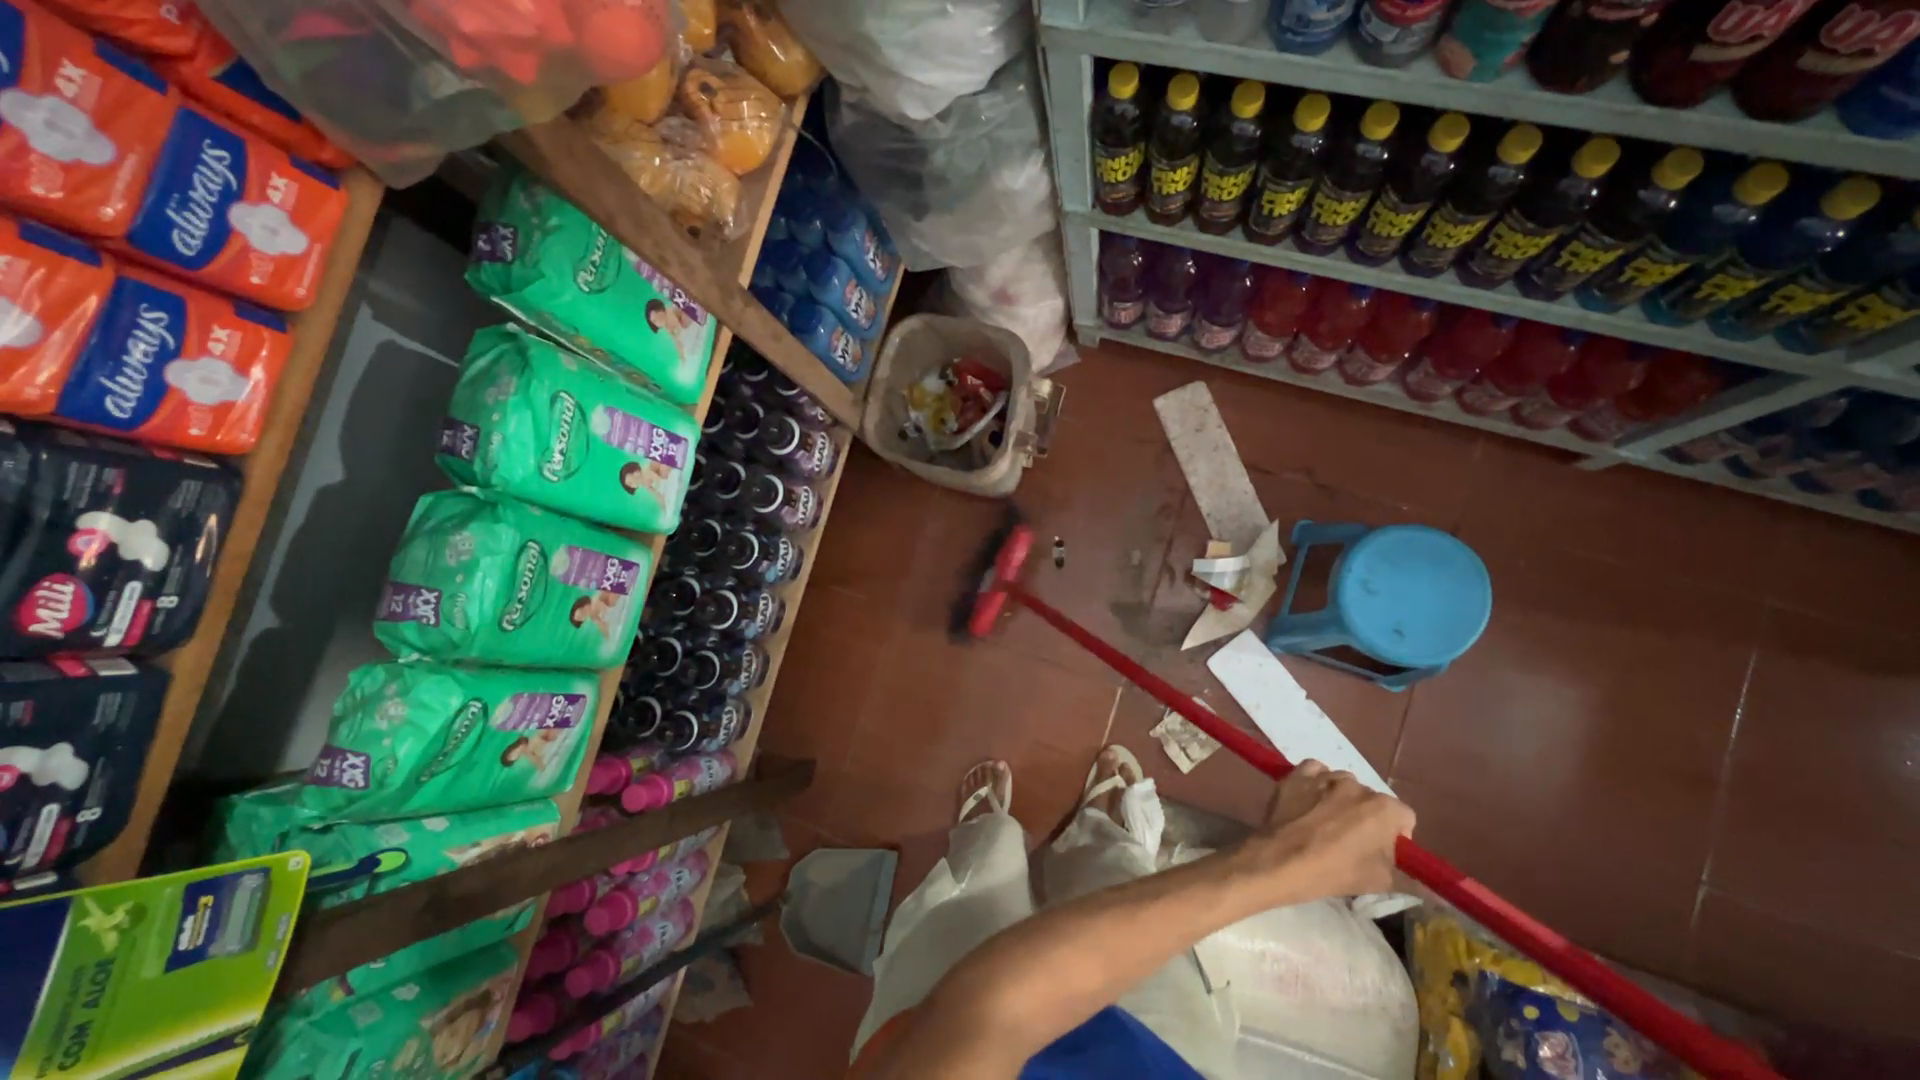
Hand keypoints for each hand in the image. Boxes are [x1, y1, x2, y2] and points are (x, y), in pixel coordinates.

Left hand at [1233, 760, 1414, 903]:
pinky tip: (1309, 800)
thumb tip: (1408, 868)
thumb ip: (1401, 867)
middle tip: (1351, 839)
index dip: (1397, 835)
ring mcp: (1325, 776)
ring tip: (1325, 821)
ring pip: (1342, 783)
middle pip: (1371, 799)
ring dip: (1341, 798)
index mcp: (1384, 808)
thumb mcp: (1382, 880)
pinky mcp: (1297, 775)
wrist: (1282, 860)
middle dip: (1367, 816)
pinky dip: (1316, 782)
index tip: (1383, 850)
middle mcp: (1357, 785)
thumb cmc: (1335, 872)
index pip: (1404, 817)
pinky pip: (1314, 771)